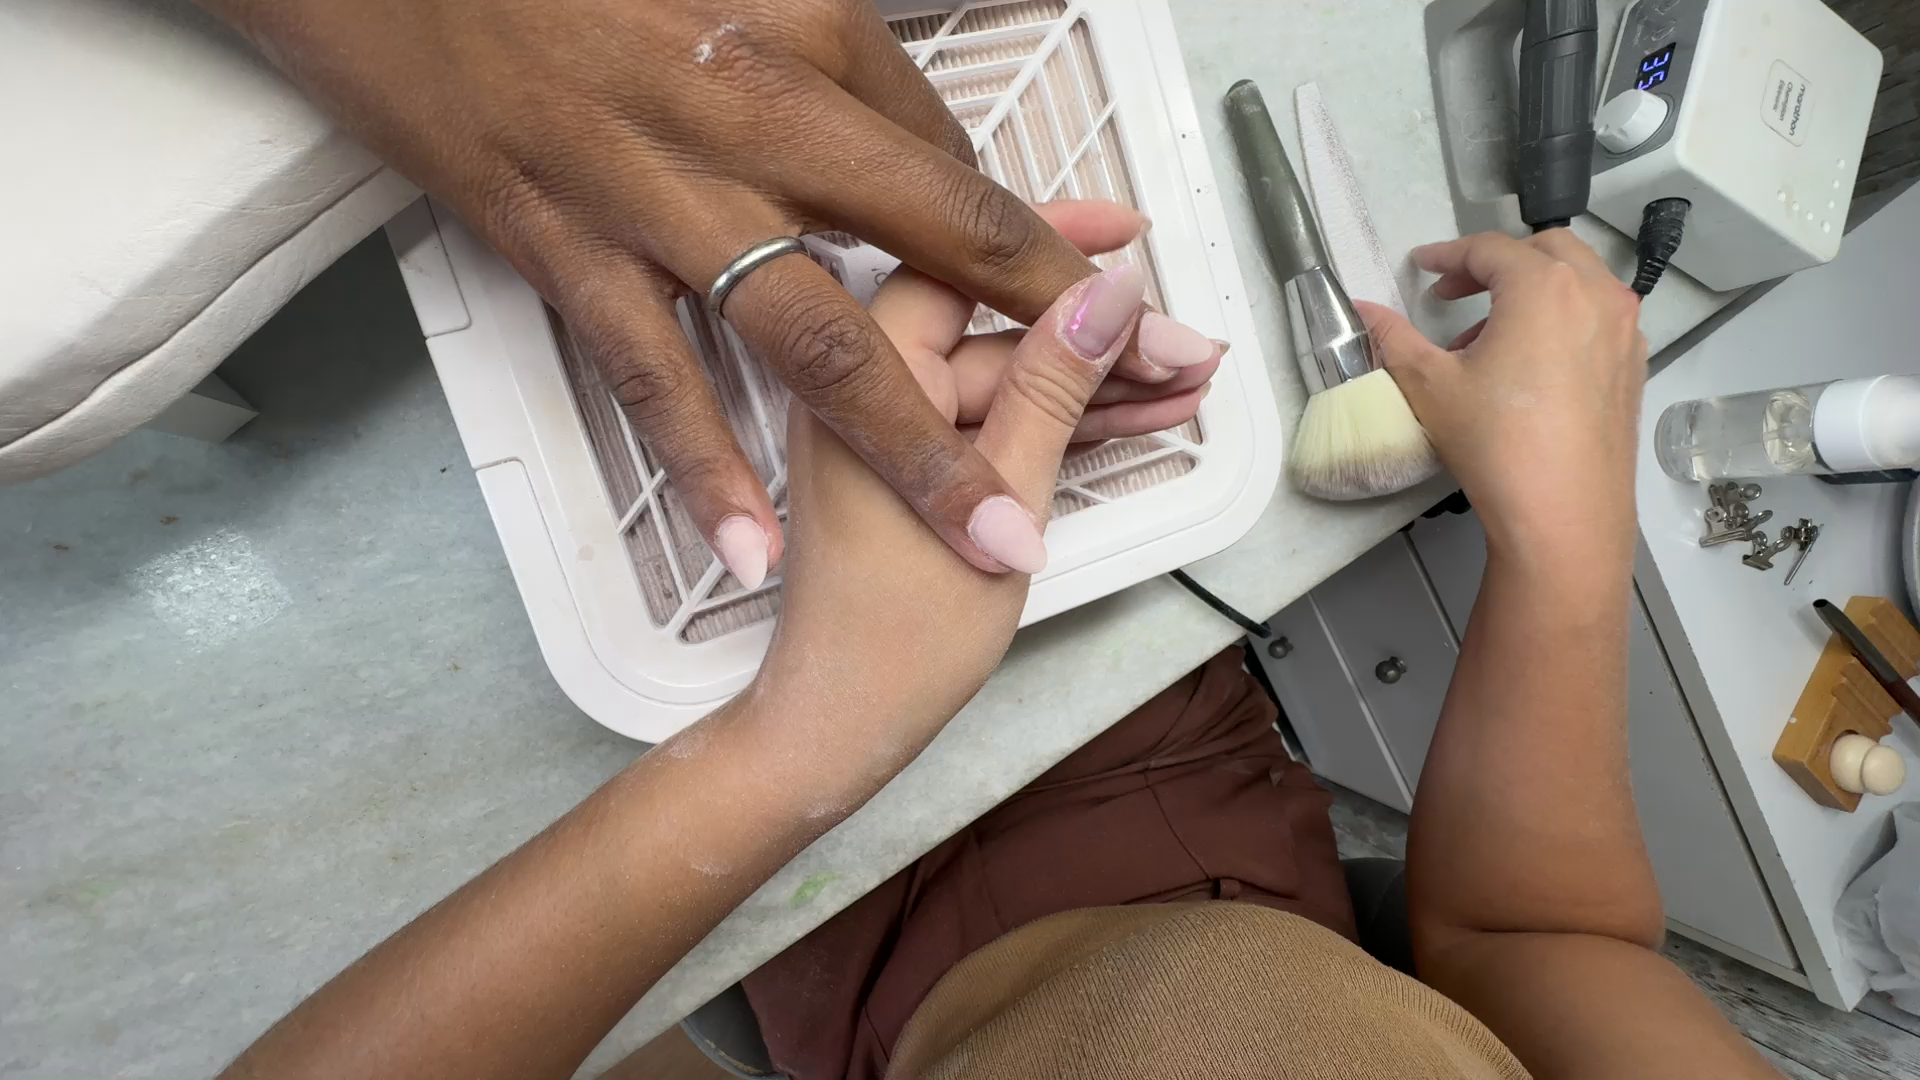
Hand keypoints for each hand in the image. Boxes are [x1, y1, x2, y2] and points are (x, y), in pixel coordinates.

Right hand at [194, 0, 1220, 583]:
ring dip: (918, 454)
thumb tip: (926, 150)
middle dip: (1060, 330)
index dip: (1052, 240)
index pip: (959, 163)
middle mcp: (757, 121)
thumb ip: (846, 62)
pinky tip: (759, 555)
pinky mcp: (568, 254)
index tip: (1129, 295)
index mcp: (808, 34)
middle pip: (943, 249)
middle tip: (1166, 382)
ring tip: (996, 541)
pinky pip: (657, 381)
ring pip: (819, 346)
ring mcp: (664, 201)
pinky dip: (709, 469)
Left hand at [752, 209, 1156, 751]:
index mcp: (866, 373)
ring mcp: (902, 434)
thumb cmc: (909, 624)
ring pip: (1014, 390)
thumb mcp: (1001, 497)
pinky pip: (1001, 433)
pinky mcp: (928, 472)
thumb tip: (1114, 290)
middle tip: (1197, 349)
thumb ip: (1053, 388)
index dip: (1050, 245)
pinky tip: (1146, 421)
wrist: (849, 722)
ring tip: (1196, 387)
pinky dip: (1065, 433)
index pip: (962, 269)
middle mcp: (875, 388)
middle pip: (1001, 336)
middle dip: (1102, 344)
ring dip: (1101, 393)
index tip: (1136, 233)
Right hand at [1358, 231, 1647, 566]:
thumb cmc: (1491, 437)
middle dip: (1492, 264)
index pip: (1490, 249)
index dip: (1448, 253)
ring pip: (1576, 280)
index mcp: (1543, 288)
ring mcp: (1624, 328)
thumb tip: (1361, 309)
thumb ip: (1392, 337)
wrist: (1561, 505)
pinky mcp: (1633, 361)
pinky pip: (1594, 316)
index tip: (1419, 266)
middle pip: (1545, 250)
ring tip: (1481, 334)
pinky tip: (1523, 361)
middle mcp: (1595, 294)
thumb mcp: (1427, 384)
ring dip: (1526, 289)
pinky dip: (1556, 316)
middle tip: (1450, 293)